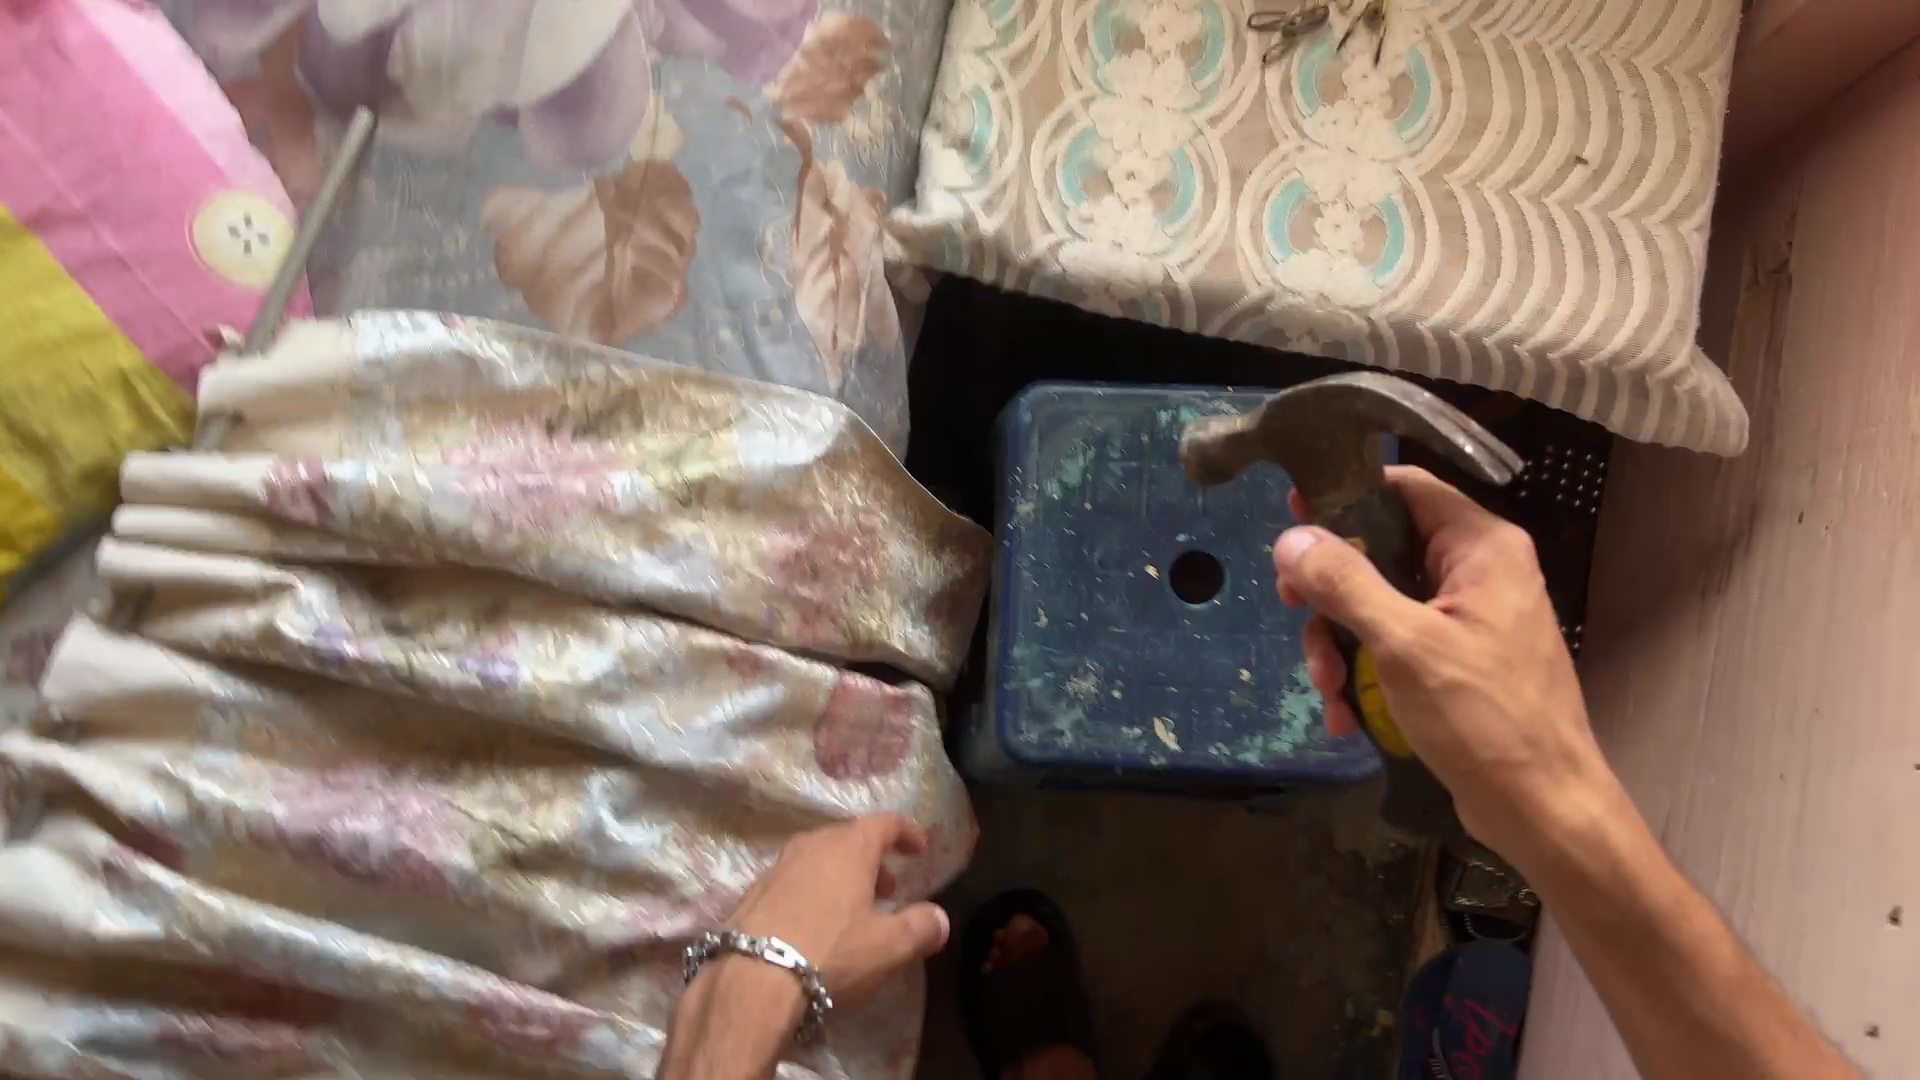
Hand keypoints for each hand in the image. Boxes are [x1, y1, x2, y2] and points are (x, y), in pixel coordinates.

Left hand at [724, 814, 950, 1006]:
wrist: (749, 980)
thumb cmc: (829, 953)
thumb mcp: (887, 947)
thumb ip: (920, 928)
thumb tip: (940, 917)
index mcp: (850, 846)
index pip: (885, 823)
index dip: (906, 833)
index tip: (919, 849)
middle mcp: (813, 844)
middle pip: (850, 838)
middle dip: (873, 858)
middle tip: (887, 887)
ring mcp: (779, 865)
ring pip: (819, 858)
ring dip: (840, 874)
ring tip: (851, 908)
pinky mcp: (754, 891)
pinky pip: (793, 879)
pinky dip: (811, 890)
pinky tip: (812, 924)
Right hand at [1272, 466, 1619, 860]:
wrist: (1542, 812)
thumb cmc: (1484, 718)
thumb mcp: (1404, 643)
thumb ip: (1345, 583)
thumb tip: (1290, 538)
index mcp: (1479, 549)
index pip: (1404, 487)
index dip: (1344, 493)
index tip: (1290, 516)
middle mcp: (1472, 573)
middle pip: (1376, 549)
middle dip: (1328, 589)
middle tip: (1291, 607)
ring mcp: (1459, 618)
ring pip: (1371, 602)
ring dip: (1336, 644)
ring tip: (1329, 690)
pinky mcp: (1448, 659)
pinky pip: (1385, 643)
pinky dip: (1358, 673)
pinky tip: (1346, 714)